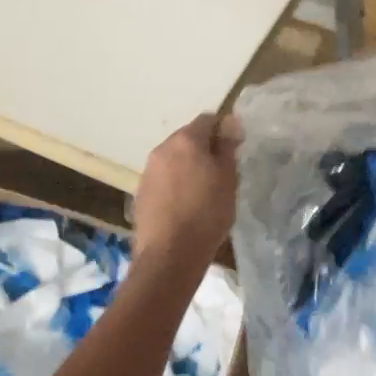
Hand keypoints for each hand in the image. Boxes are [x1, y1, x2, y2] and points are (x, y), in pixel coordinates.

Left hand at [133, 113, 238, 265]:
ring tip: (203, 190)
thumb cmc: (207, 213)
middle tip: (221, 172)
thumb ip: (227, 147)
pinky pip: (163, 178)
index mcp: (186, 140)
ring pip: (173, 159)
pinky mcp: (140, 193)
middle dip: (204, 148)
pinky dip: (175, 183)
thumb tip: (230, 121)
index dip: (223, 130)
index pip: (207, 119)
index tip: (235, 149)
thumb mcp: (228, 178)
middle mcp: (162, 149)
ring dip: (188, 166)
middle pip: (187, 138)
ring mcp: (148, 171)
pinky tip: (185, 205)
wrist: (169, 255)